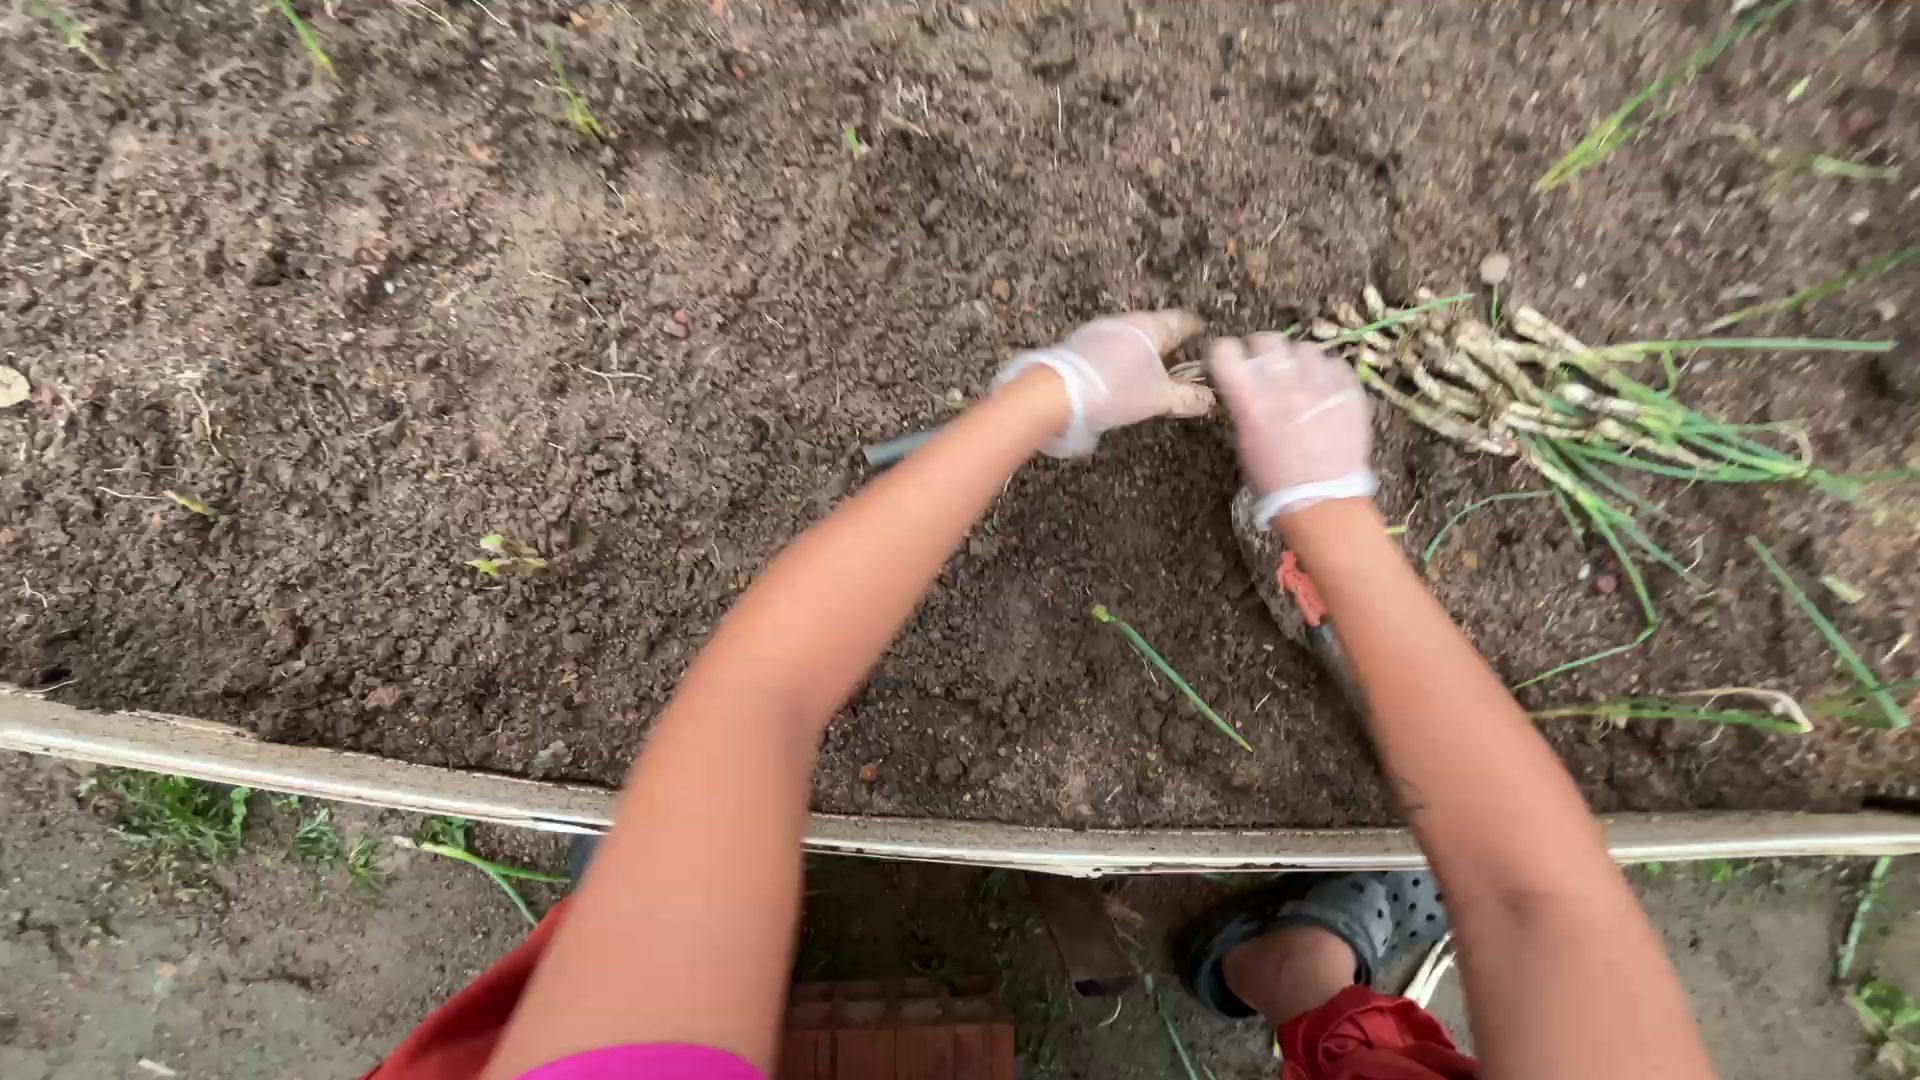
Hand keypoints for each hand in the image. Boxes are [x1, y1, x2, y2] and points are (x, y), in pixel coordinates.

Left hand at [993, 310, 1212, 457]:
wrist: (1055, 393)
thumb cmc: (1116, 390)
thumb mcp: (1158, 398)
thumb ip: (1186, 397)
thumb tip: (1209, 399)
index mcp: (1150, 326)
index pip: (1180, 320)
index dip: (1192, 327)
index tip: (1199, 330)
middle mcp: (1123, 321)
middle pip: (1151, 327)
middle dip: (1162, 341)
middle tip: (1174, 354)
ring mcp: (1095, 331)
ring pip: (1125, 337)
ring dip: (1136, 351)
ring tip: (1143, 369)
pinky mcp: (1075, 346)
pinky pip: (1104, 349)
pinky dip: (1115, 360)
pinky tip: (1113, 376)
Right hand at [1208, 334, 1375, 527]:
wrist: (1321, 500)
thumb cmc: (1273, 479)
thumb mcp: (1244, 441)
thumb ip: (1244, 405)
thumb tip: (1245, 382)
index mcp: (1251, 402)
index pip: (1226, 352)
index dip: (1225, 354)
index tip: (1229, 361)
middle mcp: (1285, 387)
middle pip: (1268, 340)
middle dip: (1260, 350)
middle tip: (1263, 364)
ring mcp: (1321, 387)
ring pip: (1305, 349)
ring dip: (1295, 360)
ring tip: (1297, 377)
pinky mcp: (1350, 392)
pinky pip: (1335, 365)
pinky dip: (1324, 373)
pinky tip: (1320, 390)